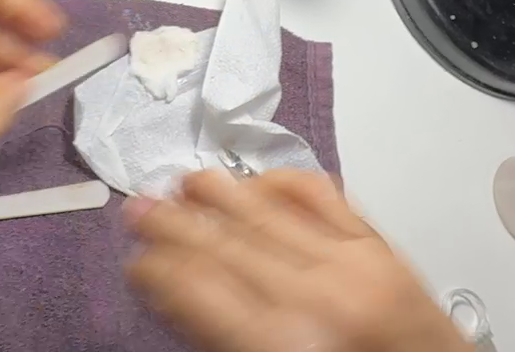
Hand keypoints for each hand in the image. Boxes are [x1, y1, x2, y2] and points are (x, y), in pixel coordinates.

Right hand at [126, 169, 468, 351]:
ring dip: (216, 190)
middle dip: (171, 222)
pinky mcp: (381, 245)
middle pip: (223, 242)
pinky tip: (255, 178)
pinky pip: (319, 194)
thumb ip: (228, 335)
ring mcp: (352, 263)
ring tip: (182, 179)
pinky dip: (280, 180)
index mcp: (285, 347)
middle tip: (136, 206)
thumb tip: (179, 293)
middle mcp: (316, 298)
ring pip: (263, 208)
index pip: (199, 290)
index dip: (158, 267)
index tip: (134, 257)